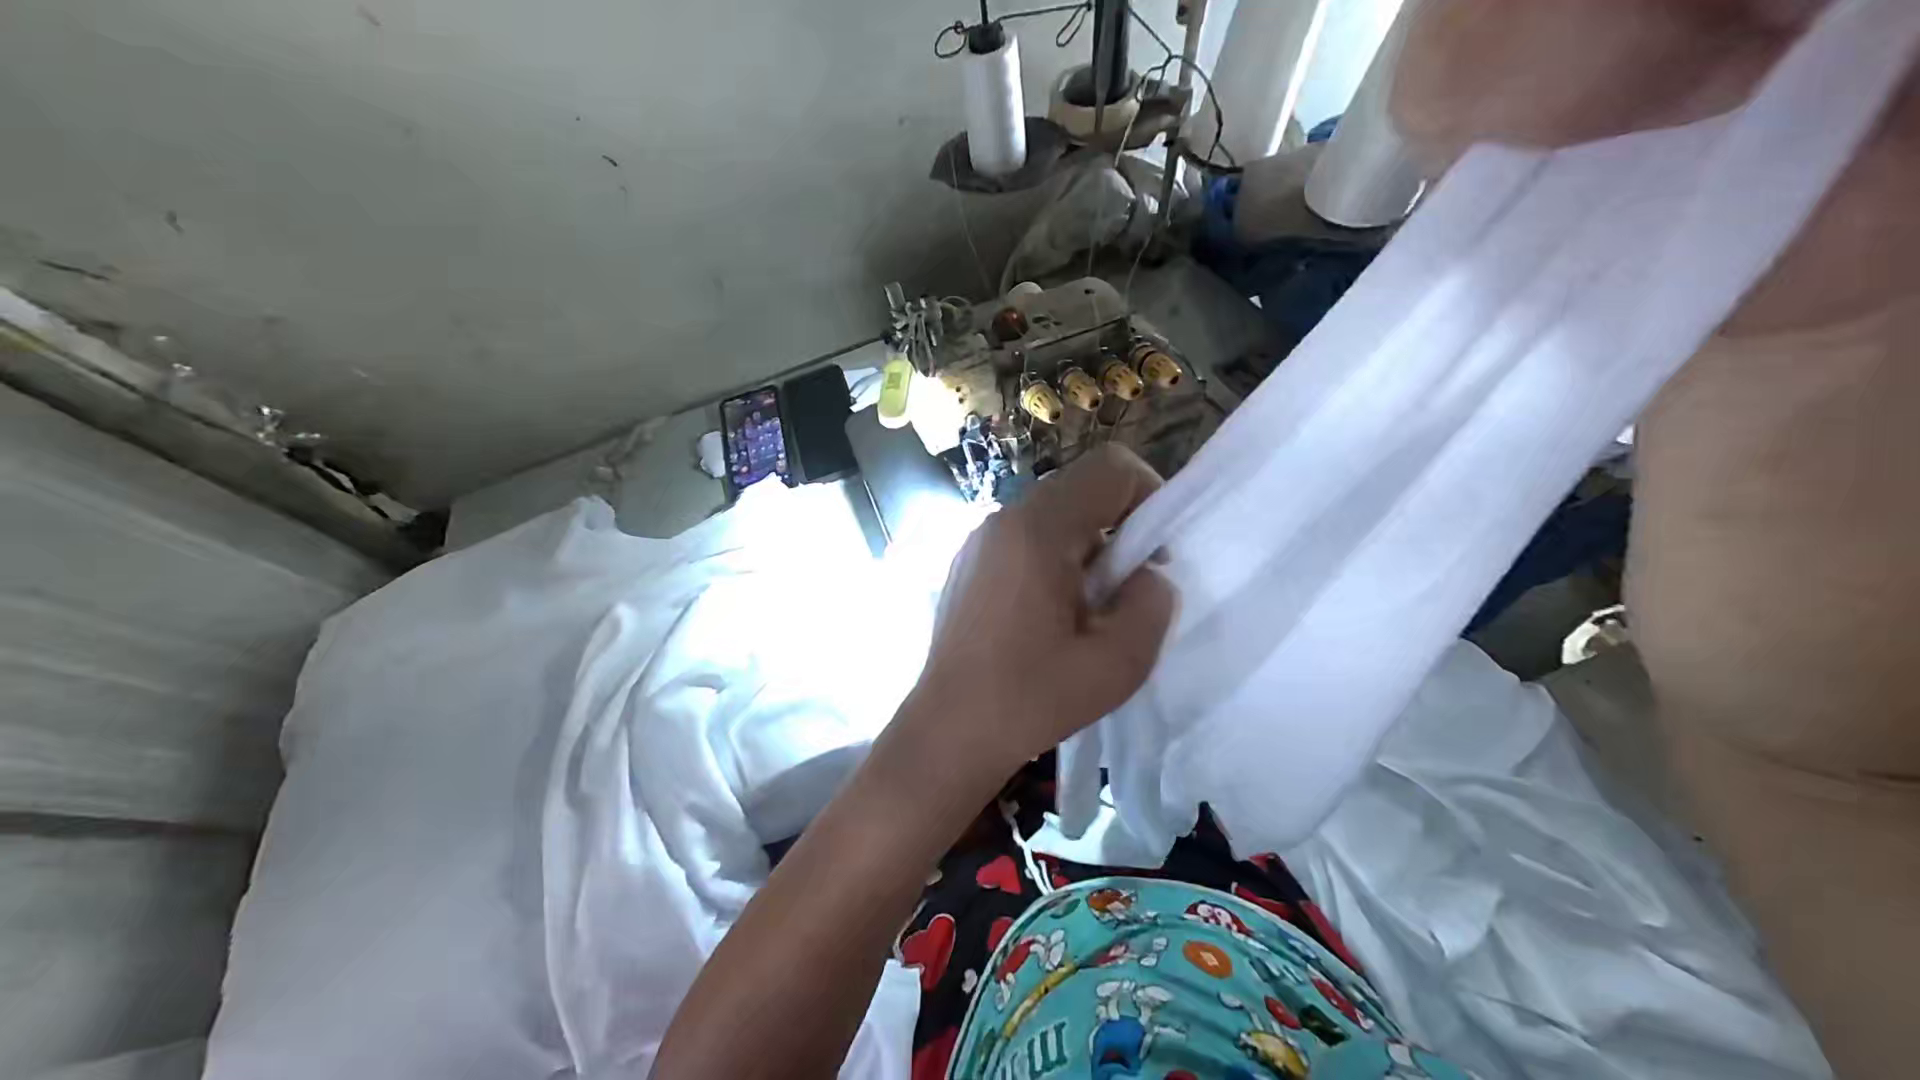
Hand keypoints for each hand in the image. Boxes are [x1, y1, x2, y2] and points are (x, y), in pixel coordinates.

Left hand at [901, 445, 1176, 782]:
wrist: (949, 730)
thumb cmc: (1031, 699)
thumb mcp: (1118, 663)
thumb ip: (1152, 604)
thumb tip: (1147, 576)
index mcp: (1037, 530)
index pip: (1109, 468)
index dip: (1149, 495)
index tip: (1156, 552)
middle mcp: (1002, 519)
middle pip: (1079, 488)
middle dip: (1119, 524)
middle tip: (1126, 587)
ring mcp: (978, 540)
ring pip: (1052, 514)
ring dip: (1086, 545)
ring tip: (1088, 609)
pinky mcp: (966, 563)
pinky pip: (1023, 538)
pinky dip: (1052, 557)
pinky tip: (1049, 615)